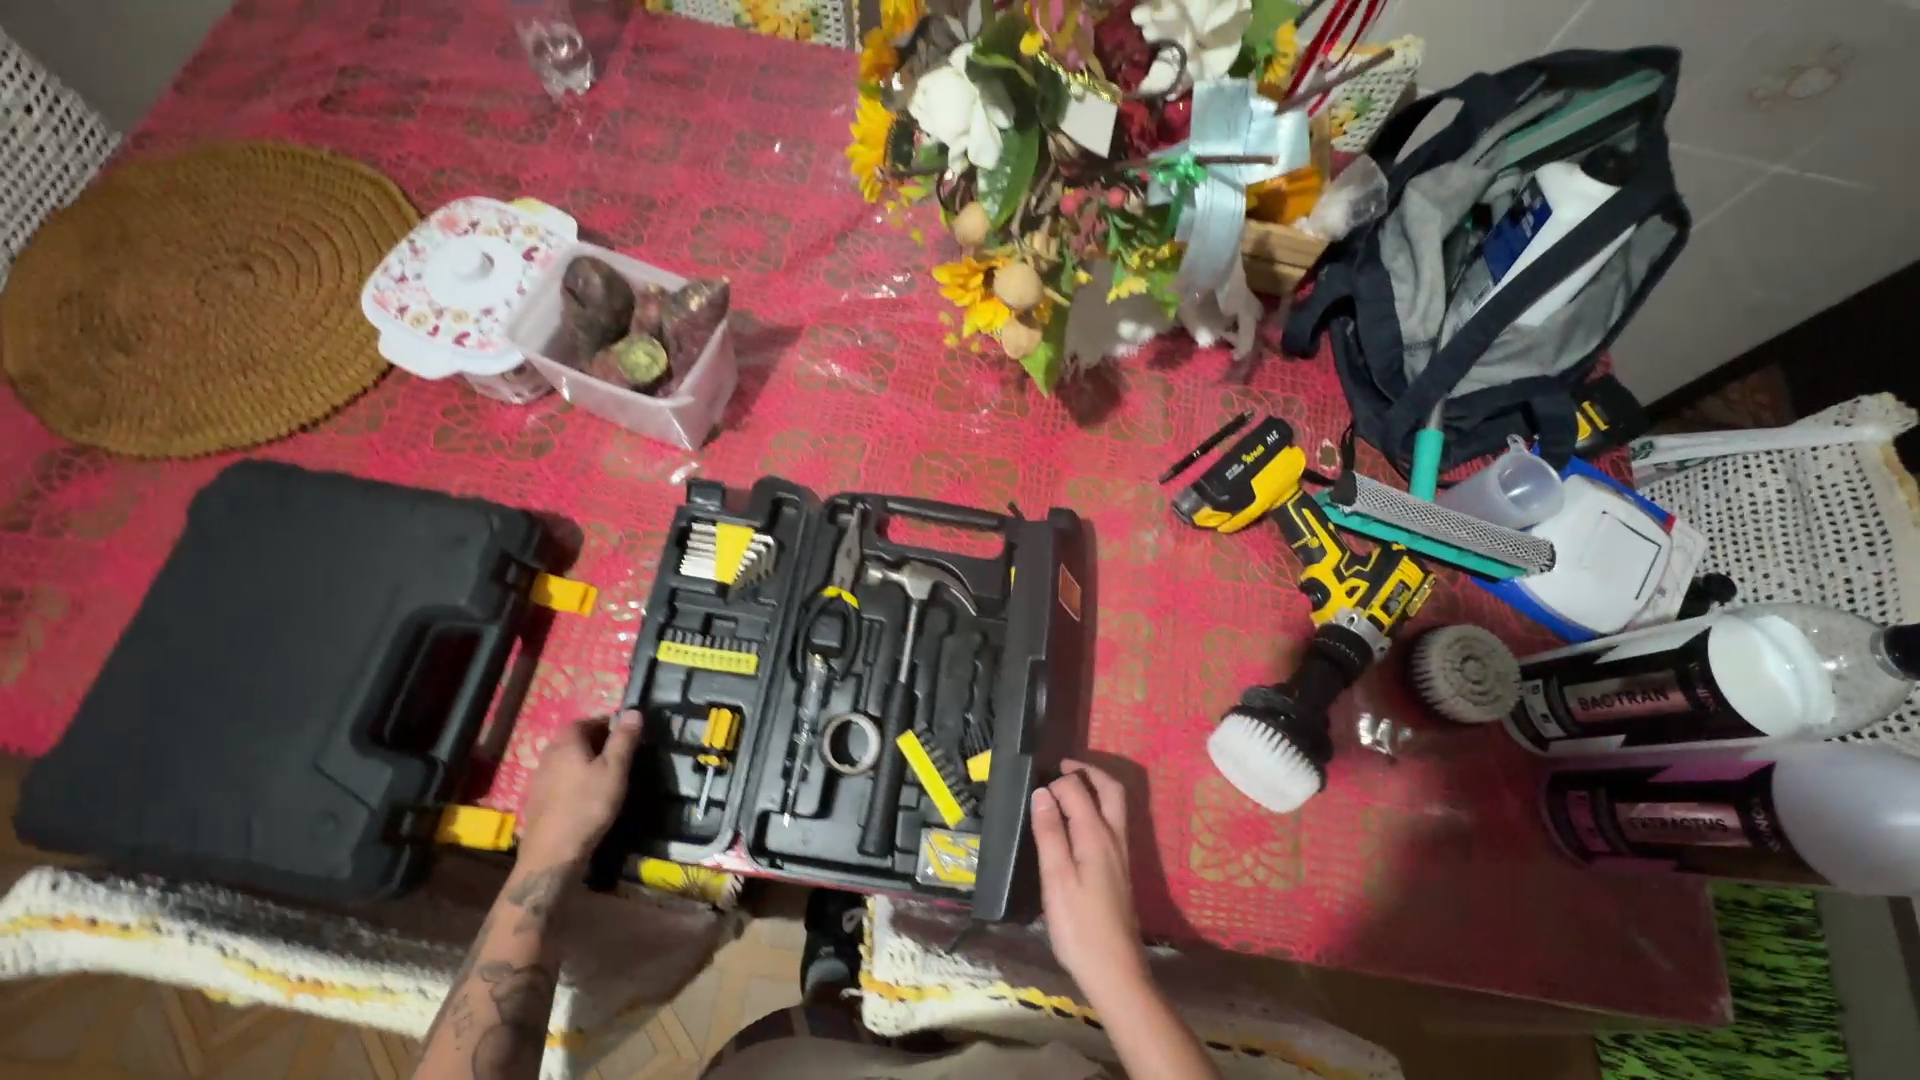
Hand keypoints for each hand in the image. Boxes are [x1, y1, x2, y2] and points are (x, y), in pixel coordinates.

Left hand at [516, 710, 641, 866]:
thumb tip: (634, 711)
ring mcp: (539, 778)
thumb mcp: (615, 770)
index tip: (625, 735)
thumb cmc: (588, 805)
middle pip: (574, 740)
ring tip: (605, 776)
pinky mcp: (537, 800)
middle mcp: (548, 755)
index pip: (586, 721)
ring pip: (565, 760)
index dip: (606, 724)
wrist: (553, 852)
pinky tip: (585, 797)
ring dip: (584, 762)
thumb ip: (624, 739)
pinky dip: (573, 780)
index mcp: (566, 742)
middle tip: (619, 755)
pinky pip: (559, 779)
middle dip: (596, 742)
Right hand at [1031, 759, 1147, 993]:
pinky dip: (1097, 808)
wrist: (1115, 970)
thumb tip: (1041, 793)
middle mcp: (1114, 838)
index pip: (1077, 791)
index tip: (1034, 782)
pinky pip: (1112, 823)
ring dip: (1095, 788)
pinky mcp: (1119, 870)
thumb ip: (1050, 833)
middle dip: (1088, 772)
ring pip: (1115, 806)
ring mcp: (1121, 854)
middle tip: (1062, 767)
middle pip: (1110, 790)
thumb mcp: (1056, 878)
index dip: (1056, 782)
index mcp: (1096, 835)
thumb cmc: (1079, 926)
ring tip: (1067, 788)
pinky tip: (1078, 823)